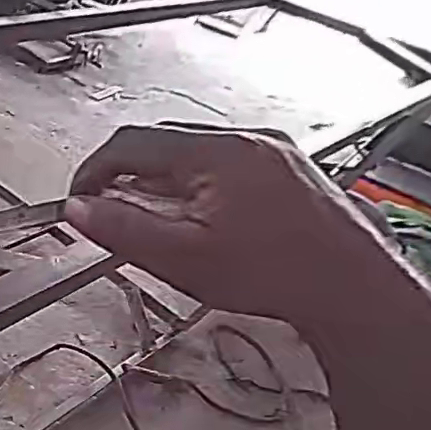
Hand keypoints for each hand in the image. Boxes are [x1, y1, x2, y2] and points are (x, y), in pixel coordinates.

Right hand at [64, 123, 411, 328]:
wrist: (353, 289)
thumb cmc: (275, 274)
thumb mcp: (180, 257)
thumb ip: (121, 229)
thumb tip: (78, 209)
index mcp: (217, 153)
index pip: (130, 143)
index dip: (92, 171)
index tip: (78, 198)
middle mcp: (246, 140)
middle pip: (159, 144)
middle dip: (122, 176)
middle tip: (106, 212)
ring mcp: (269, 151)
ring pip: (189, 154)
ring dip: (156, 181)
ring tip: (148, 221)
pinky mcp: (282, 168)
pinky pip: (218, 164)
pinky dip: (189, 185)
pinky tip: (190, 219)